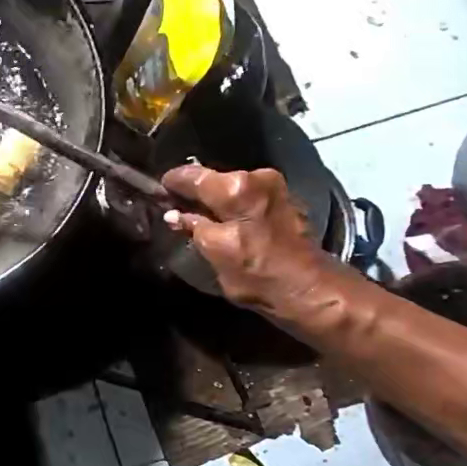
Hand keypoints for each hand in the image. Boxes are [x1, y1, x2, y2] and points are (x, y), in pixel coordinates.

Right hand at [161, 165, 340, 315]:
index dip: (173, 182)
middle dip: (194, 192)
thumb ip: (194, 227)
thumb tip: (174, 215)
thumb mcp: (215, 251)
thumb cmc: (256, 272)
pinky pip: (247, 196)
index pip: (193, 176)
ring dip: (214, 199)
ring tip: (197, 214)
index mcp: (236, 187)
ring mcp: (275, 187)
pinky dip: (233, 205)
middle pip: (214, 179)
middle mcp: (257, 176)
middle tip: (174, 206)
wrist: (308, 290)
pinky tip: (224, 220)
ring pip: (231, 187)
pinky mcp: (284, 200)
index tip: (158, 190)